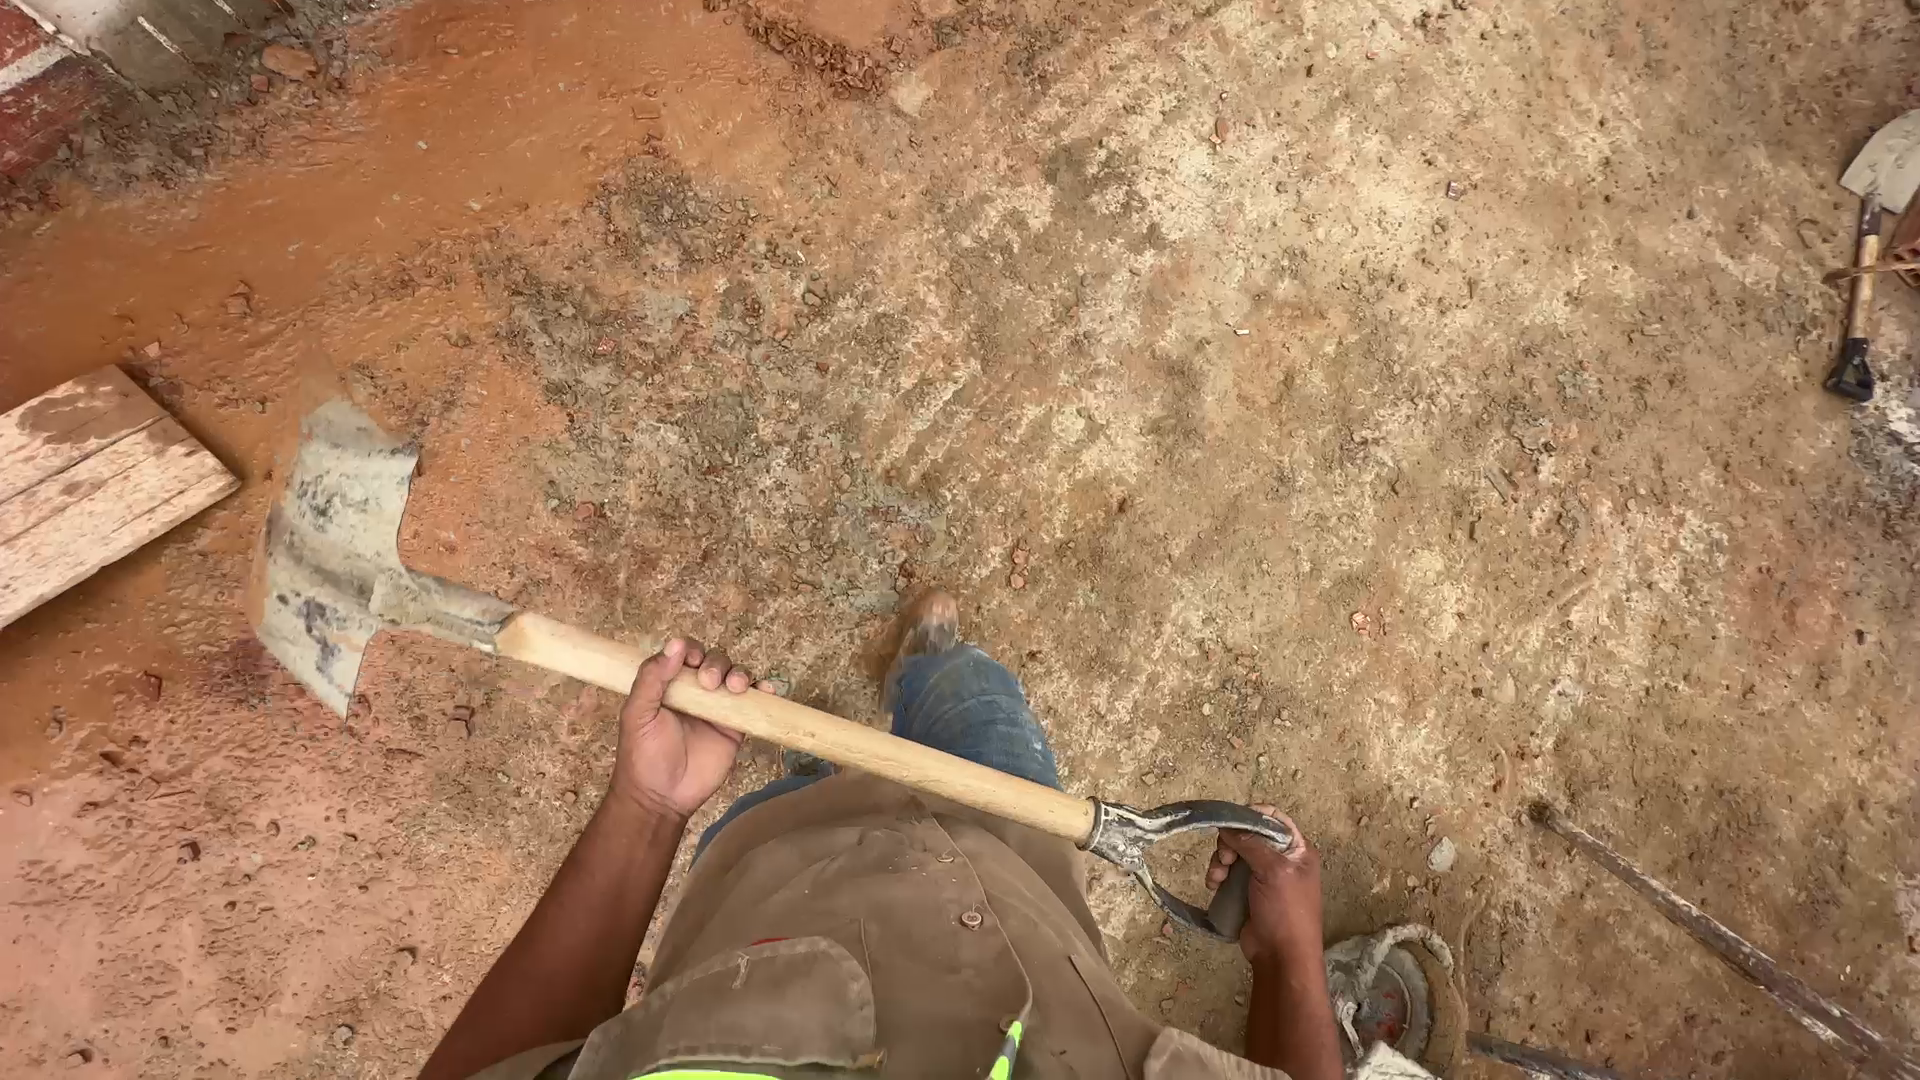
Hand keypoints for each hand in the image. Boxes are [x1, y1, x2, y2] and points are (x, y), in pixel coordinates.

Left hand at [609, 637, 775, 819]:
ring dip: (740, 674)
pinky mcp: (736, 726)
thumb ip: (651, 678)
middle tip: (709, 683)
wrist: (662, 797)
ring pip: (737, 676)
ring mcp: (718, 708)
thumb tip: (675, 644)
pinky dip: (763, 691)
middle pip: (716, 660)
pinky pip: (754, 703)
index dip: (692, 650)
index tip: (692, 662)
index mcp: (670, 685)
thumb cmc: (643, 755)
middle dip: (717, 664)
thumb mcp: (638, 714)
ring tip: (736, 688)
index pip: (685, 654)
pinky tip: (765, 690)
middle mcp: (696, 692)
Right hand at [1207, 804, 1323, 964]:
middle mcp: (1281, 859)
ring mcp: (1263, 875)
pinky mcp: (1247, 890)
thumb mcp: (1273, 871)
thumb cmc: (1286, 911)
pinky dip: (1218, 874)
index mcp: (1297, 850)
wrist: (1281, 958)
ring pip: (1234, 851)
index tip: (1232, 822)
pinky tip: (1213, 885)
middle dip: (1231, 842)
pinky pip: (1228, 871)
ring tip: (1217, 877)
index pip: (1274, 818)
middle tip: (1225, 858)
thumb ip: (1251, 842)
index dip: (1252, 814)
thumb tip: (1227, 825)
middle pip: (1248, 833)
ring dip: (1221, 860)